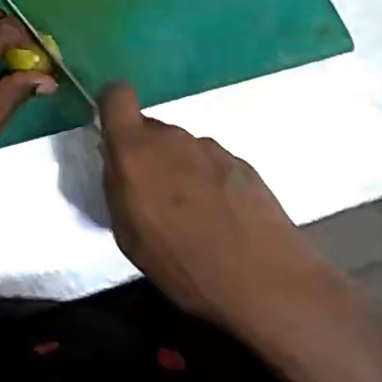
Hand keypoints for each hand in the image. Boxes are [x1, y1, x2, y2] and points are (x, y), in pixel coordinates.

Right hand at [98, 83, 343, 331]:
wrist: (268, 285)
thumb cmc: (181, 262)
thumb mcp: (126, 231)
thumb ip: (116, 185)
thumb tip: (119, 162)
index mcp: (134, 148)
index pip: (116, 95)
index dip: (112, 106)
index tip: (114, 132)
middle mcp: (172, 138)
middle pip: (151, 130)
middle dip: (148, 154)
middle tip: (154, 196)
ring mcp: (212, 150)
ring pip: (182, 149)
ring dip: (180, 171)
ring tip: (194, 216)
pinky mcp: (245, 166)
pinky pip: (213, 165)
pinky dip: (211, 184)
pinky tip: (223, 221)